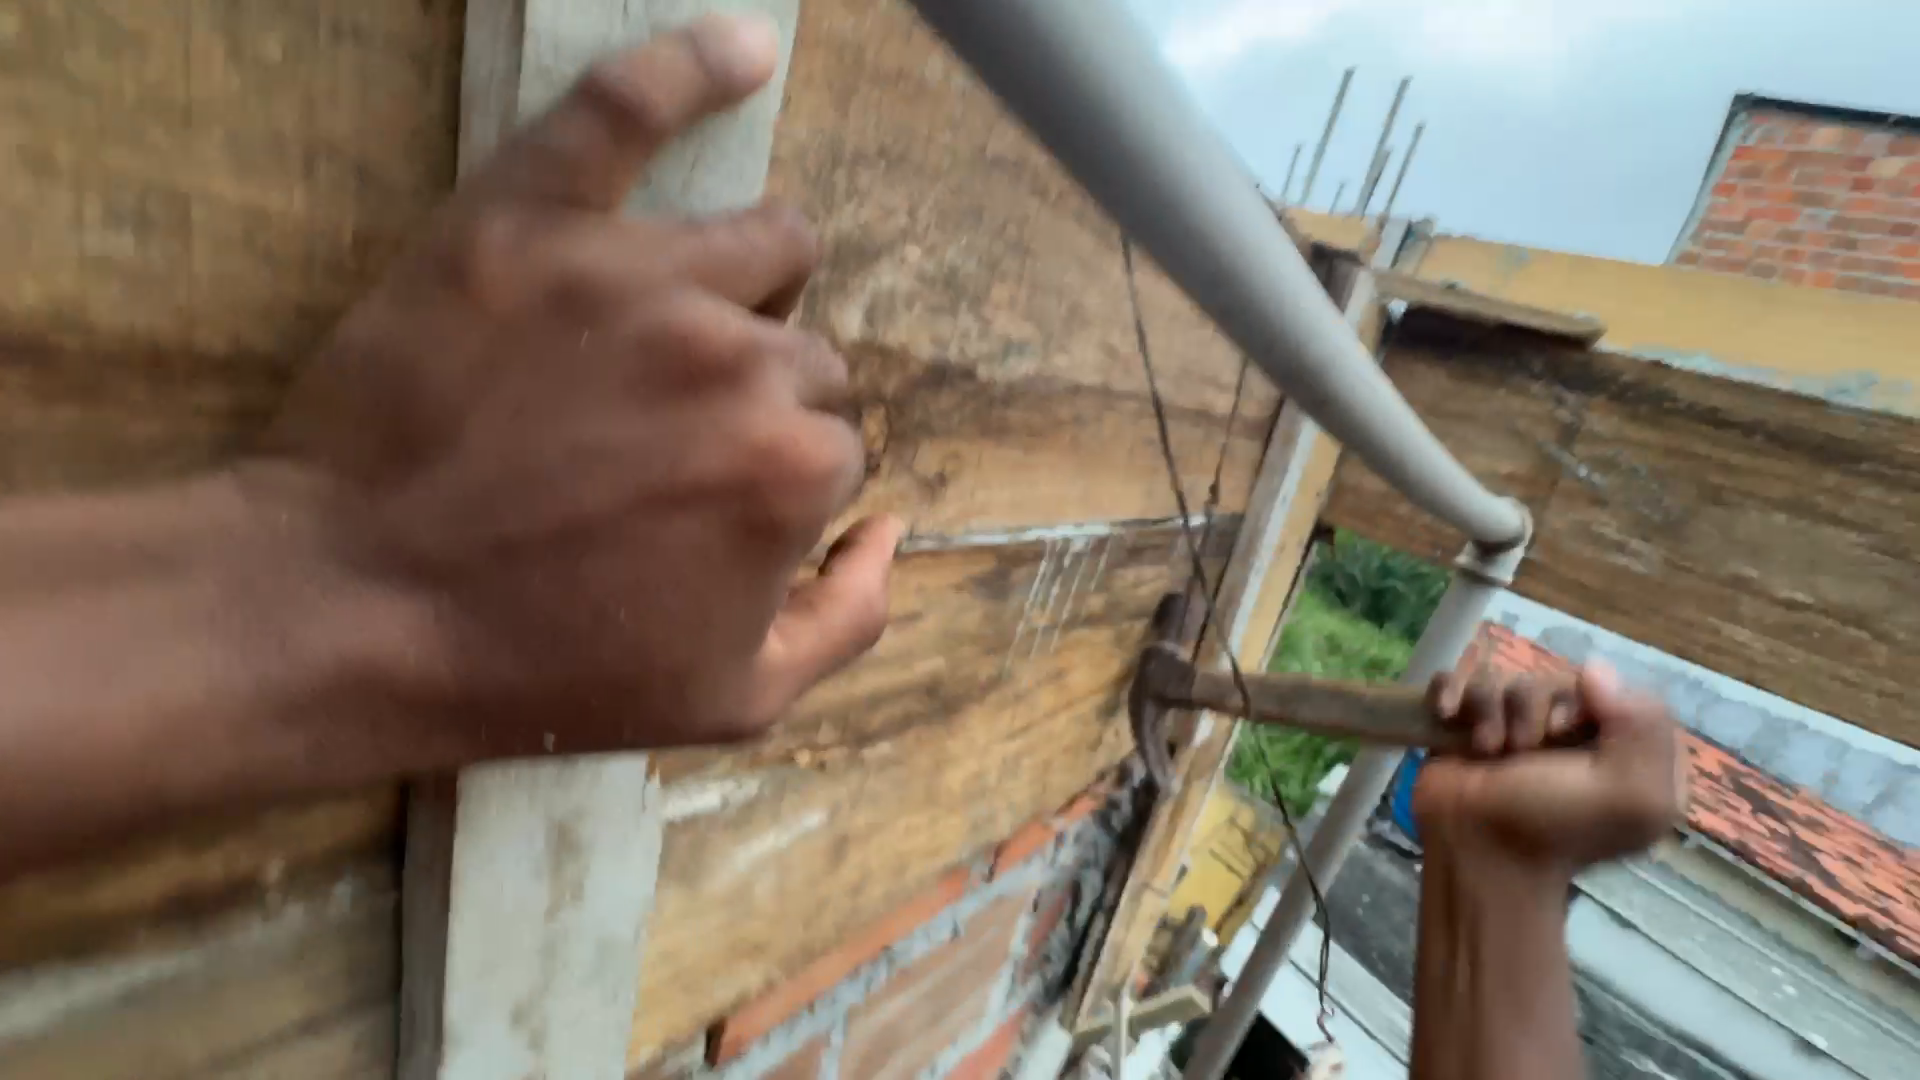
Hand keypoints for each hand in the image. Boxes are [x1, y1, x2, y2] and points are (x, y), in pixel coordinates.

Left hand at [256, 16, 897, 765]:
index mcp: (795, 472)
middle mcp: (744, 363)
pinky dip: (697, 67)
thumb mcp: (744, 699)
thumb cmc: (559, 668)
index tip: (733, 514)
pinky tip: (749, 50)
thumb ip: (856, 616)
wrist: (352, 615)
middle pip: (813, 360)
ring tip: (712, 328)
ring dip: (767, 294)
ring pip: (772, 249)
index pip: (843, 451)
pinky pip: (627, 108)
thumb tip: (896, 528)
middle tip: (691, 450)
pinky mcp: (538, 224)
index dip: (793, 489)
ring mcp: (644, 280)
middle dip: (775, 407)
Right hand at [1413, 663, 1685, 875]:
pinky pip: (1455, 680)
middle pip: (1549, 680)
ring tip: (1485, 748)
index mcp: (1615, 747)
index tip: (1569, 731)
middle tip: (1523, 749)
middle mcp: (1563, 731)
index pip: (1610, 690)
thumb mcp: (1629, 794)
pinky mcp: (1461, 724)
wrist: (1476, 849)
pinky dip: (1449, 692)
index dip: (1587, 701)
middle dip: (1530, 710)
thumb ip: (1641, 729)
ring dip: (1488, 710)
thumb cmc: (1556, 827)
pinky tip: (1447, 715)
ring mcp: (1506, 725)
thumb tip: (1594, 669)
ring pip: (1500, 680)